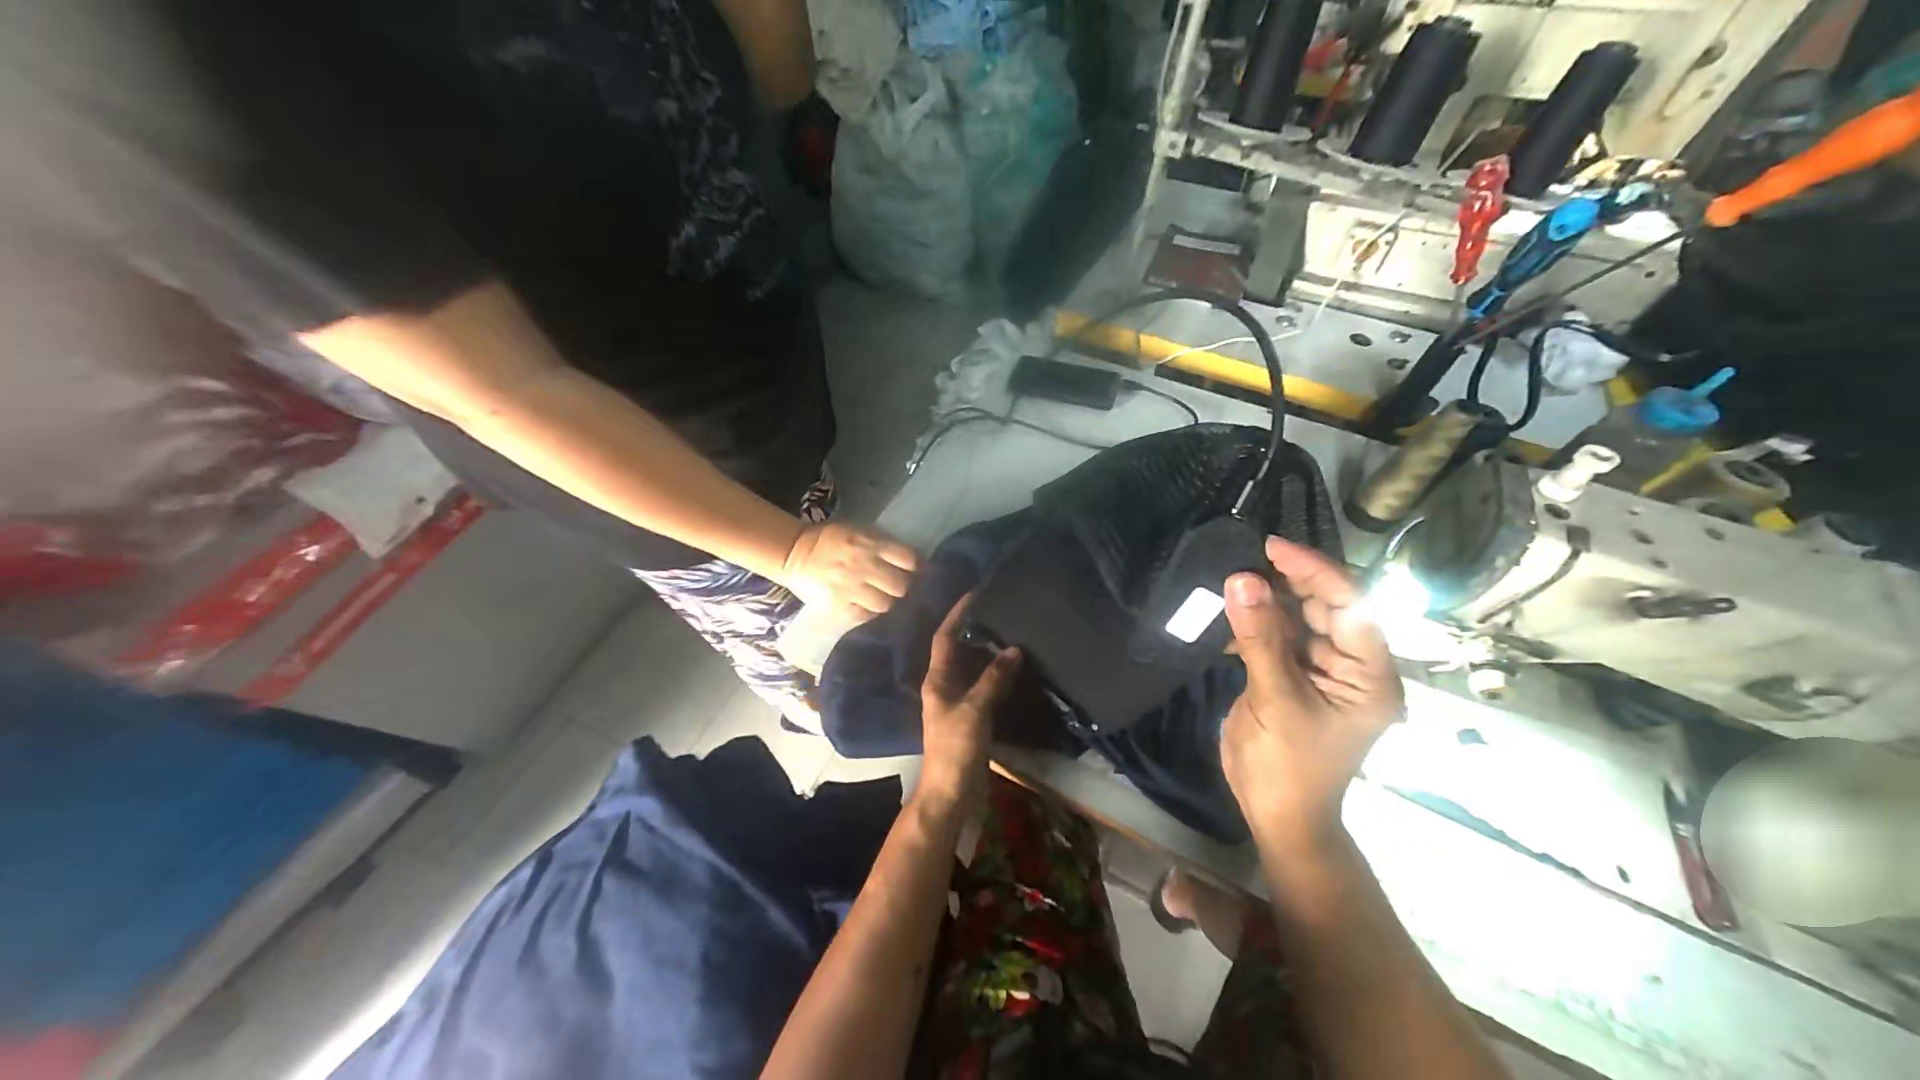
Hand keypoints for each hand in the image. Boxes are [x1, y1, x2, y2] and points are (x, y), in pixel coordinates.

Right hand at [781, 522, 919, 620]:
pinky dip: (868, 612)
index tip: (914, 571)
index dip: (915, 567)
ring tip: (879, 597)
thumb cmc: (831, 540)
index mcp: (870, 544)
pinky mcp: (838, 605)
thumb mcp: (859, 532)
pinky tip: (864, 605)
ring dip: (885, 601)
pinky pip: (865, 615)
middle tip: (895, 587)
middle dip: (901, 587)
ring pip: (885, 604)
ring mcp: (851, 587)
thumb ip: (883, 545)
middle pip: (900, 585)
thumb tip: (912, 562)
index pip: (908, 560)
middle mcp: (863, 565)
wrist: (795, 553)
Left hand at [916, 595, 1020, 808]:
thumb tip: (1014, 649)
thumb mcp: (975, 710)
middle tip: (1001, 611)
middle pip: (958, 650)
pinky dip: (996, 676)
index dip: (956, 614)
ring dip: (988, 653)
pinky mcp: (971, 718)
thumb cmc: (955, 748)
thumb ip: (993, 679)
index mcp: (937, 680)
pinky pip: (983, 687)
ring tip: (1012, 633)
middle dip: (975, 631)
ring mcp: (957, 703)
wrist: (951, 794)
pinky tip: (1015, 671)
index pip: (944, 638)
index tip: (974, 594)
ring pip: (972, 669)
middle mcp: (944, 687)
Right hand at [1220, 536, 1402, 852]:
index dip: (1317, 572)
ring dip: (1267, 599)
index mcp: (1370, 675)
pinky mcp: (1292, 676)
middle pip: (1325, 607)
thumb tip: (1242, 579)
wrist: (1276, 815)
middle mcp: (1352, 666)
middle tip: (1245, 557)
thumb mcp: (1276, 701)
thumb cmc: (1289, 767)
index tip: (1273, 547)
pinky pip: (1276, 636)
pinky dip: (1254, 622)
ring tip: (1233, 576)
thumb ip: (1261, 638)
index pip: (1352, 608)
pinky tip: (1230, 610)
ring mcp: (1321, 670)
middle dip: (1289, 582)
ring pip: (1298, 618)